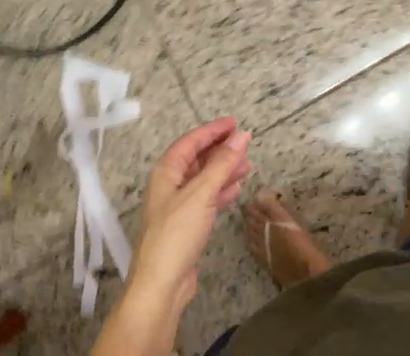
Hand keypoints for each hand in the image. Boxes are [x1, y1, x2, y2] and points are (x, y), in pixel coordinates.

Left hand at [132, 118, 252, 309]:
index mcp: (165, 172)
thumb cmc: (176, 233)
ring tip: (248, 166)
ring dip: (224, 171)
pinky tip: (236, 190)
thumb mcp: (201, 193)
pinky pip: (206, 199)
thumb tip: (241, 136)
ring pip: (203, 180)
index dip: (212, 130)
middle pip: (196, 159)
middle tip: (245, 144)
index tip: (235, 123)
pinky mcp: (186, 226)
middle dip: (220, 150)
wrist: (161, 285)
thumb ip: (222, 164)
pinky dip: (221, 192)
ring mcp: (177, 207)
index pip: (190, 142)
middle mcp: (169, 186)